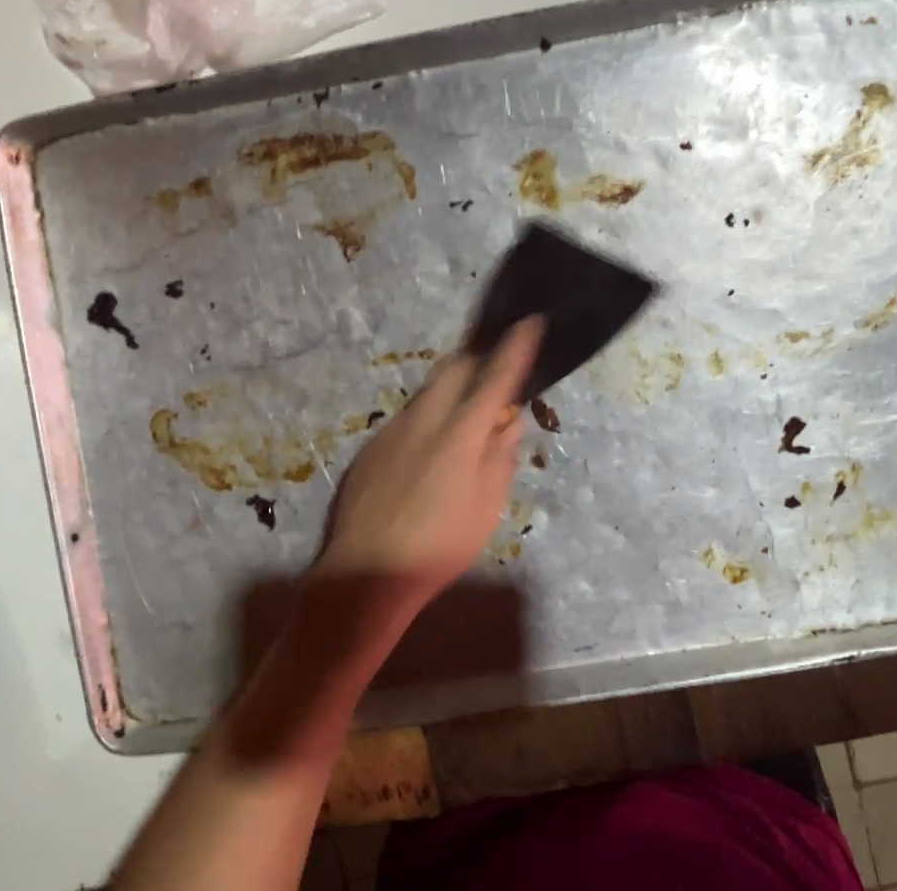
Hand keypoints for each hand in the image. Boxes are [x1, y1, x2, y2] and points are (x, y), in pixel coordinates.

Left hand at [315, 318, 543, 593]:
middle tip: (494, 376)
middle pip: (453, 368)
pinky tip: (429, 455)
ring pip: (428, 393)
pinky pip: (407, 419)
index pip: (495, 378)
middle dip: (477, 361)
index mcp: (460, 434)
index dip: (516, 348)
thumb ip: (500, 456)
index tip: (530, 322)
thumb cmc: (440, 546)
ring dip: (451, 393)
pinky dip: (428, 420)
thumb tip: (510, 421)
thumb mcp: (487, 506)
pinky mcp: (370, 448)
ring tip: (464, 422)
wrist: (366, 573)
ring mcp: (392, 431)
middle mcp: (424, 420)